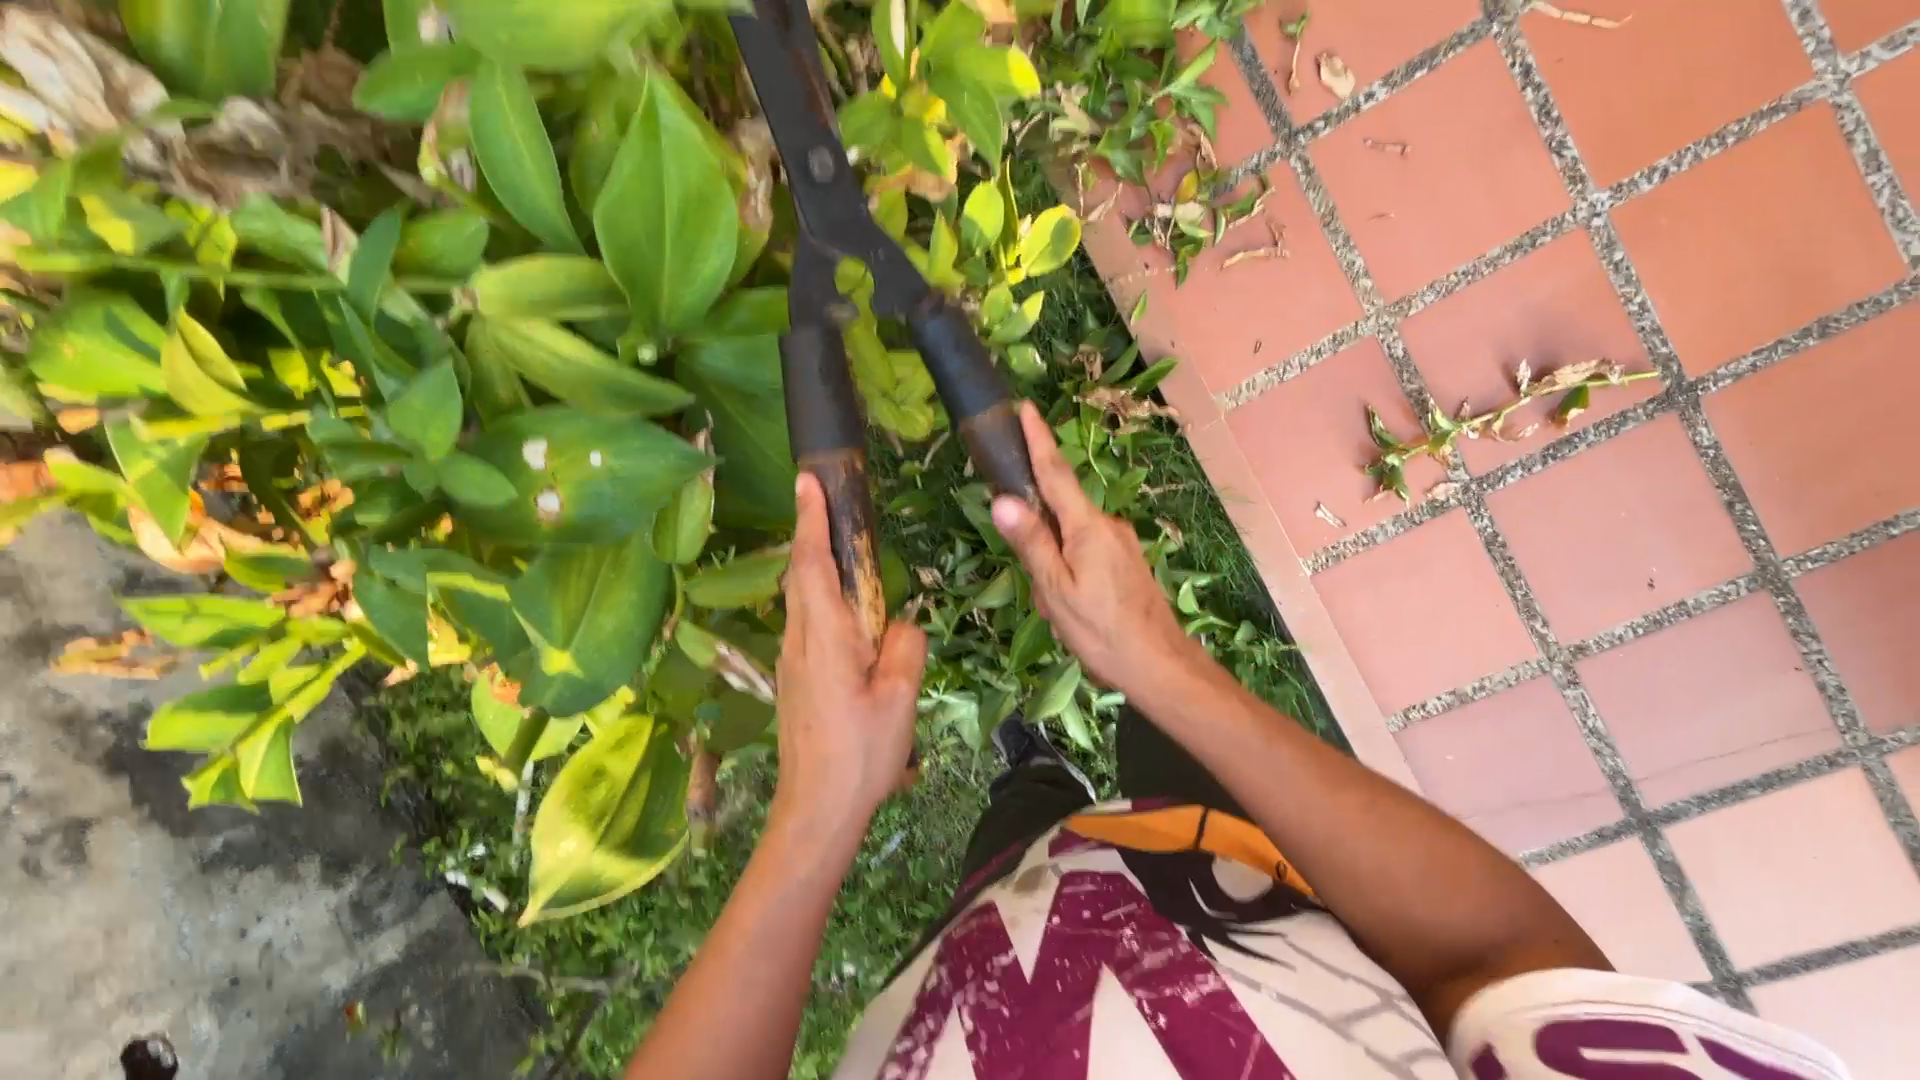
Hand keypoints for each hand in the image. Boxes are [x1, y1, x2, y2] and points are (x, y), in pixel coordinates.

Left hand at [773, 473, 927, 835]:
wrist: (816, 808)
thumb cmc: (861, 752)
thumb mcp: (900, 696)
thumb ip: (904, 646)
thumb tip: (898, 624)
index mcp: (825, 636)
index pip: (812, 563)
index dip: (810, 518)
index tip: (807, 480)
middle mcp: (799, 640)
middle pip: (800, 576)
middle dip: (810, 535)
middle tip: (828, 504)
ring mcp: (791, 662)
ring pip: (802, 602)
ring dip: (817, 570)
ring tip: (847, 557)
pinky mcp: (794, 681)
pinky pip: (808, 627)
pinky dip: (822, 603)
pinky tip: (850, 621)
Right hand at [990, 402, 1197, 696]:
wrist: (1160, 665)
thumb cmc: (1102, 631)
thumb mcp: (1056, 590)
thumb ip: (1031, 543)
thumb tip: (1001, 499)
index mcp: (1088, 527)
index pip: (1055, 474)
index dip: (1038, 440)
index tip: (1025, 407)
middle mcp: (1107, 526)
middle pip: (1058, 516)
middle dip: (1039, 545)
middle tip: (1042, 594)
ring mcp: (1121, 544)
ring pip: (1071, 543)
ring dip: (1055, 571)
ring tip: (1060, 615)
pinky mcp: (1127, 564)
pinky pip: (1087, 558)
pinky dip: (1071, 579)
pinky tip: (1075, 614)